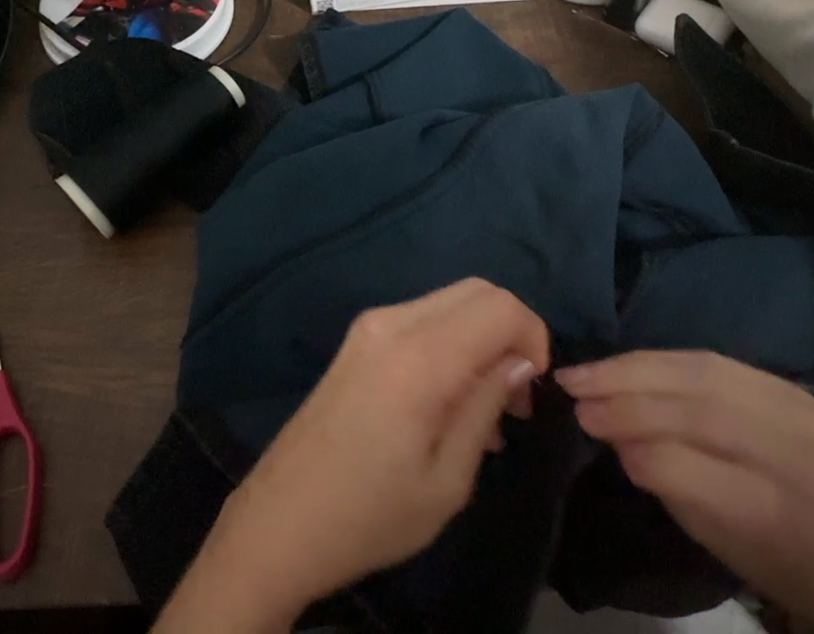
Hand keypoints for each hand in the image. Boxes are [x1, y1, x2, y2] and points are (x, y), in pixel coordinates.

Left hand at [152, 279, 549, 632]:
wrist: (280, 522)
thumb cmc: (370, 515)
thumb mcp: (447, 479)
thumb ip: (485, 406)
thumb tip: (518, 362)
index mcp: (417, 356)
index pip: (500, 307)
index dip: (533, 339)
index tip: (532, 393)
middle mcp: (390, 324)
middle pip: (476, 292)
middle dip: (510, 334)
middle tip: (514, 401)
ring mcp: (367, 329)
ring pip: (449, 303)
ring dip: (480, 341)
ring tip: (486, 415)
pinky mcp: (355, 343)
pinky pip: (421, 321)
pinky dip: (450, 345)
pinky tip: (448, 404)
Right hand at [557, 351, 813, 633]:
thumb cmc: (788, 566)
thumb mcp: (726, 548)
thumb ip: (674, 489)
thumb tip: (618, 438)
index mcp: (777, 518)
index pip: (694, 468)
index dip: (635, 440)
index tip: (585, 425)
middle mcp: (796, 459)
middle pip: (701, 411)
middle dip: (627, 395)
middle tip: (572, 388)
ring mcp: (803, 418)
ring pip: (708, 375)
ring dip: (638, 367)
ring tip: (590, 369)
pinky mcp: (797, 392)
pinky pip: (722, 364)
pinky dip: (667, 361)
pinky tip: (634, 362)